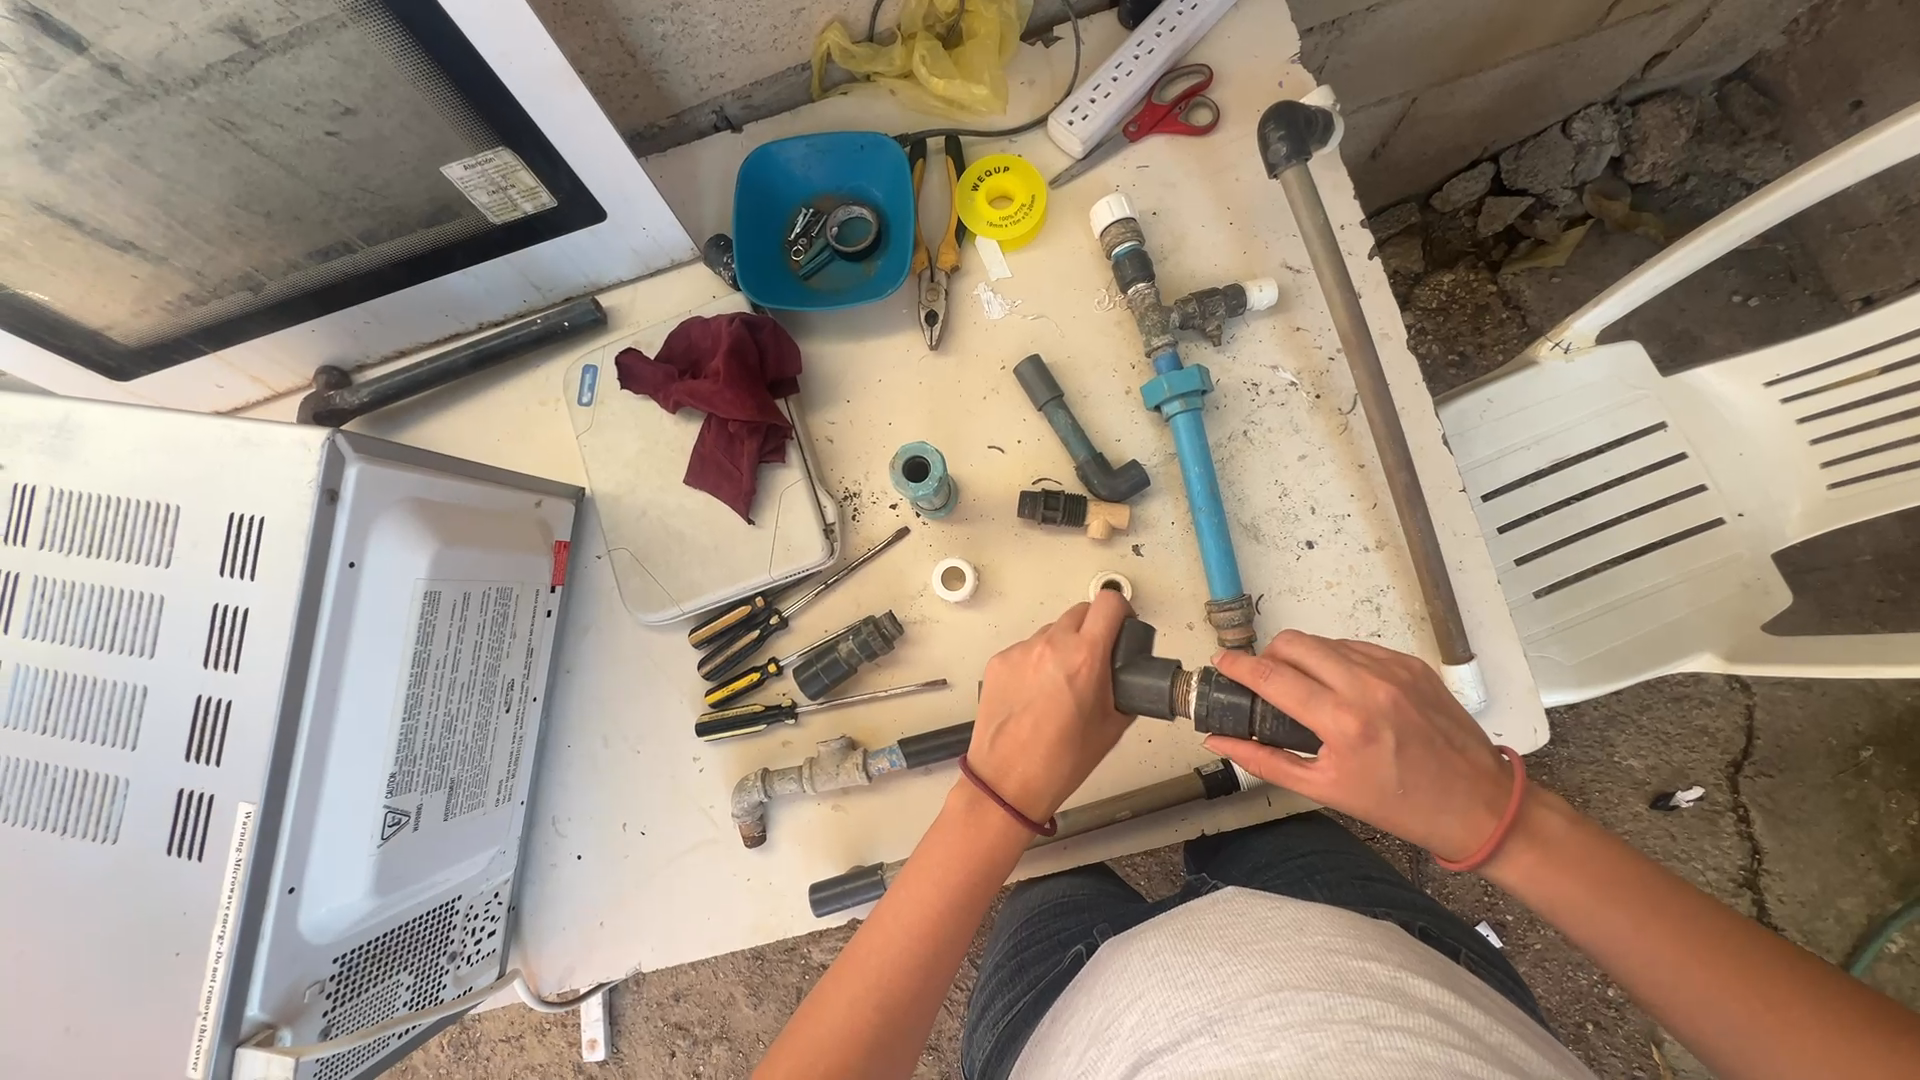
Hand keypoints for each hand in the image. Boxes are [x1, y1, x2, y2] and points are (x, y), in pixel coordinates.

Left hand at [966, 592, 1134, 820]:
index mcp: (1084, 658)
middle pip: (1080, 611)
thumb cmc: (1058, 761)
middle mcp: (1050, 646)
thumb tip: (1128, 676)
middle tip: (1097, 655)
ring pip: (1051, 630)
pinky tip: (1037, 692)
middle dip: (1094, 628)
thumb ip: (1125, 689)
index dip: (1122, 610)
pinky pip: (1026, 649)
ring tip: (1062, 683)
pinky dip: (1036, 662)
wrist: (1009, 779)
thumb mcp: (1112, 725)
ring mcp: (1021, 652)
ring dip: (1062, 645)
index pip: (1109, 603)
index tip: (1123, 622)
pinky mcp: (999, 661)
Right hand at [1207, 632, 1514, 862]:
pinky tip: (1343, 688)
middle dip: (1269, 655)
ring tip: (1307, 688)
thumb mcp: (1324, 790)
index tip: (1220, 663)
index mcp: (1343, 722)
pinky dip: (1337, 661)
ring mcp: (1393, 669)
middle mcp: (1367, 685)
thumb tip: (1216, 740)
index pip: (1273, 676)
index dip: (1238, 666)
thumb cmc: (1397, 805)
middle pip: (1294, 643)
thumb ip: (1264, 760)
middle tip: (1267, 681)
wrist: (1479, 804)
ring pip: (1324, 642)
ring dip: (1304, 658)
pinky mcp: (1411, 664)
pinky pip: (1356, 648)